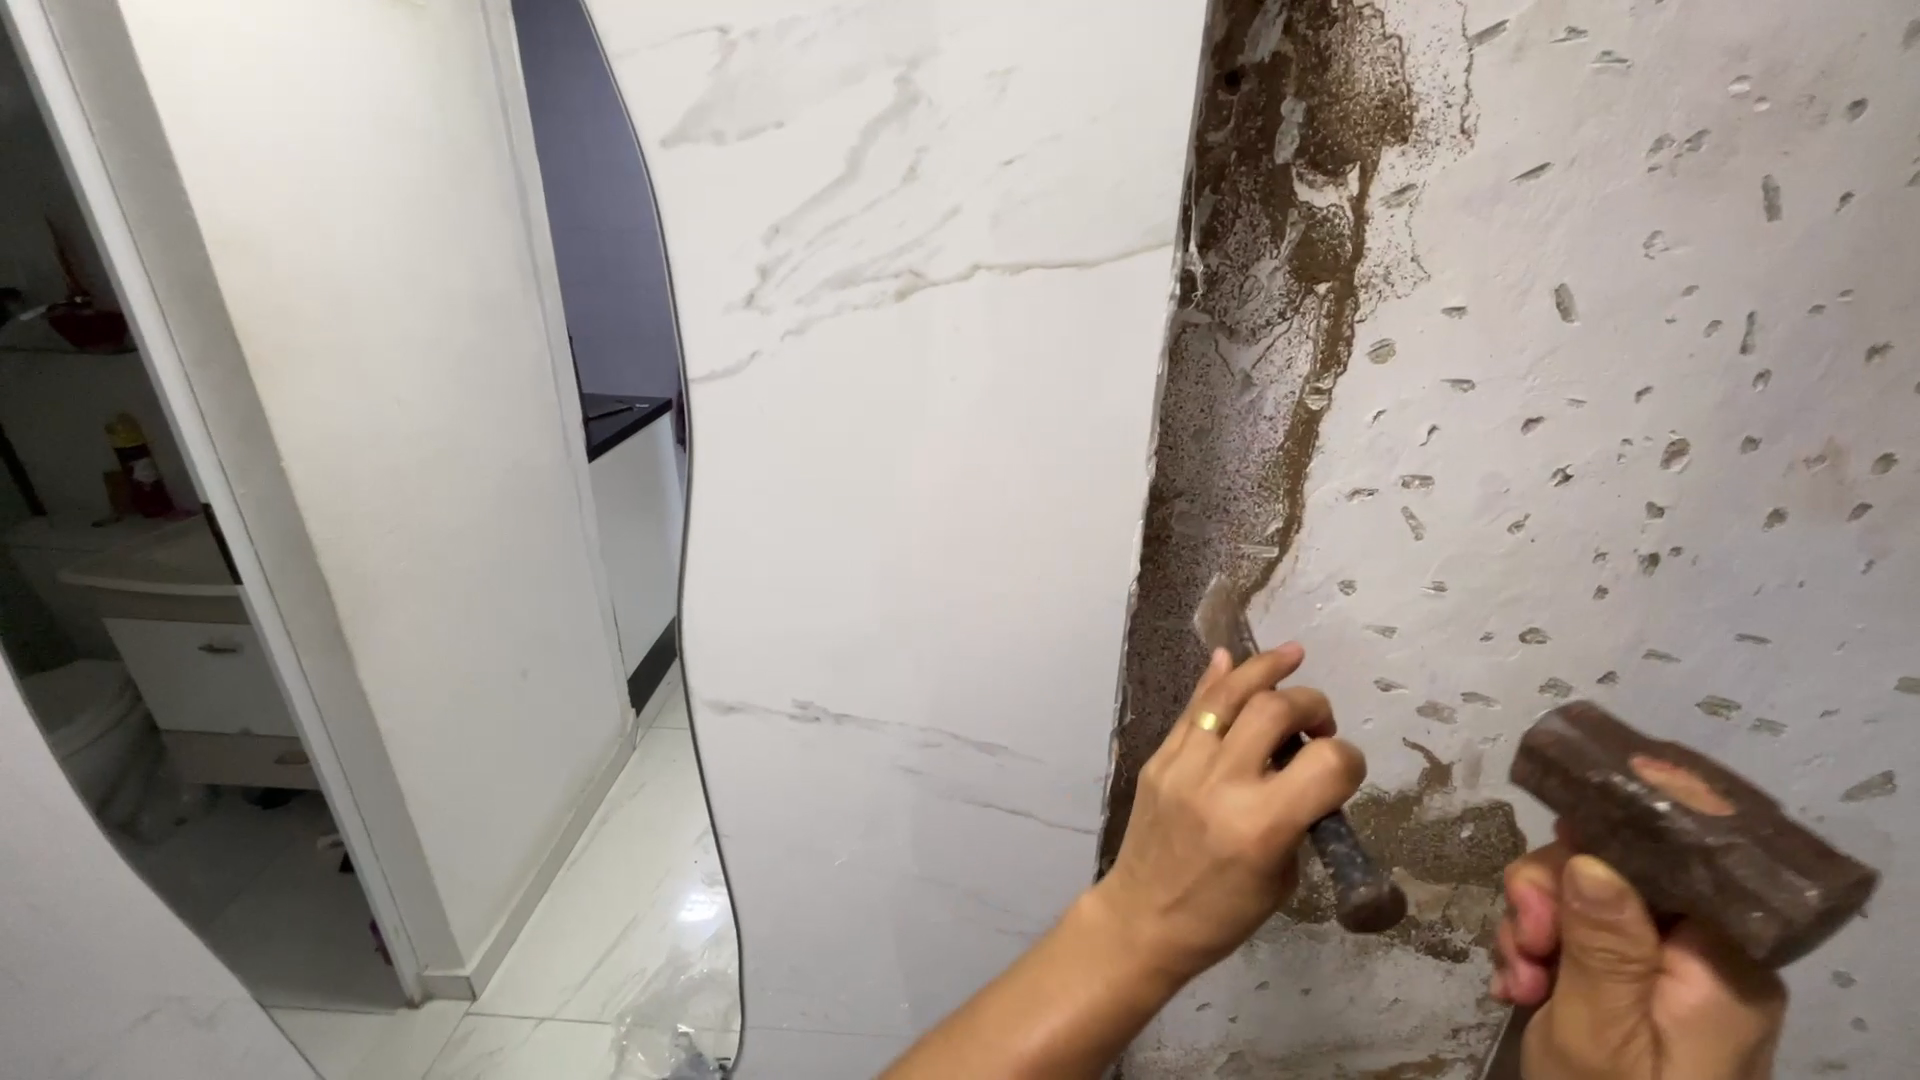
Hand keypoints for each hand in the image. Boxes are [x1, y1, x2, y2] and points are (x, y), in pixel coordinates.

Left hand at [1089, 644, 1365, 983]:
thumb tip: (1305, 755)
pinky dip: (1216, 682)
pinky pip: (1192, 710)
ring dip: (1264, 669)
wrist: (1145, 915)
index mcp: (1263, 824)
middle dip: (1310, 703)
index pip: (1327, 762)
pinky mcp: (1158, 758)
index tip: (1344, 769)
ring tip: (1291, 655)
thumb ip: (1299, 811)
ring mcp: (1182, 765)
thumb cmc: (1225, 911)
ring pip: (1227, 695)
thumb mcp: (1283, 873)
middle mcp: (1222, 783)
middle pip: (1275, 709)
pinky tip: (1233, 660)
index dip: (1350, 759)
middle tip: (1317, 724)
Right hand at [1493, 834, 1787, 1078]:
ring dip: (1530, 929)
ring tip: (1517, 980)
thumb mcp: (1596, 1029)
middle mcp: (1705, 958)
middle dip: (1544, 899)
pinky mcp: (1635, 983)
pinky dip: (1536, 951)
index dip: (1588, 857)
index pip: (1659, 862)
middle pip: (1610, 876)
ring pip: (1580, 901)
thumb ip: (1602, 945)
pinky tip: (1521, 985)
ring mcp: (1669, 971)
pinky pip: (1576, 934)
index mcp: (1722, 966)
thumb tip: (1592, 857)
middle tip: (1521, 945)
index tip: (1535, 895)